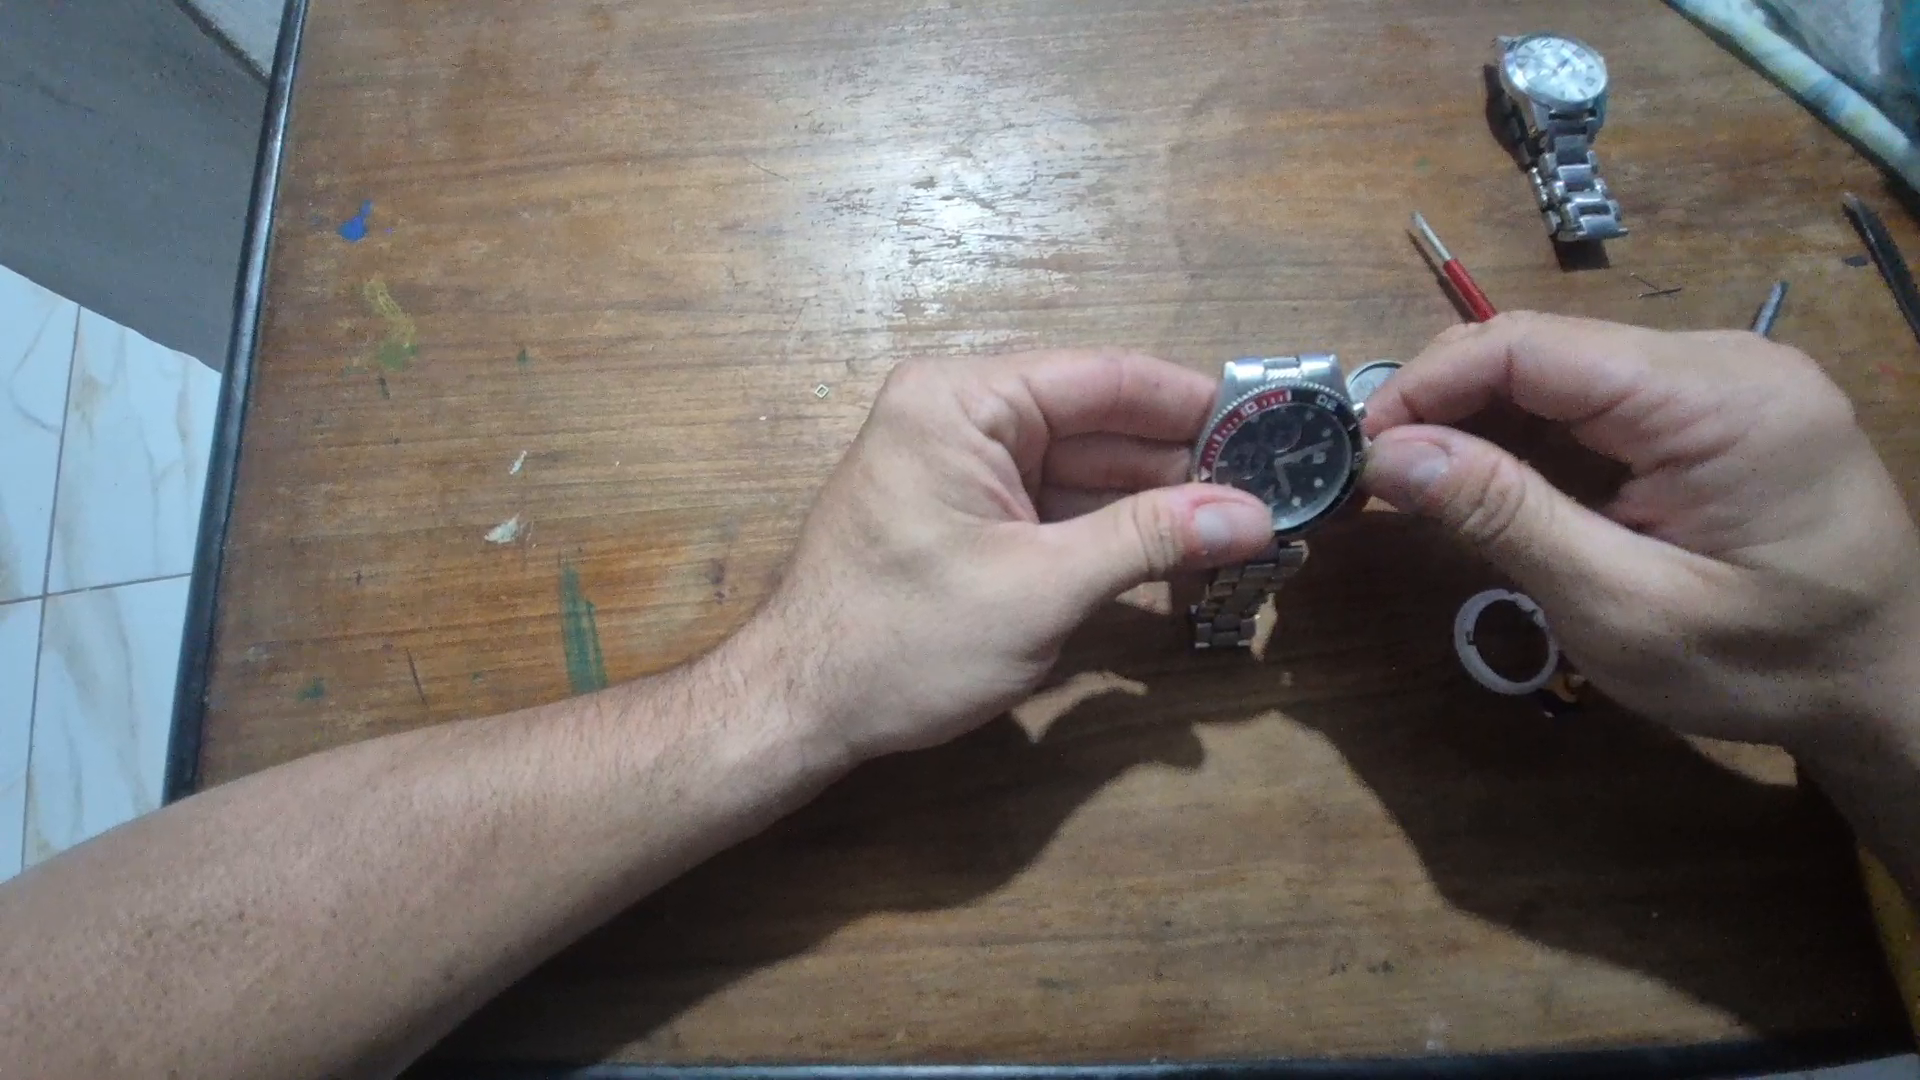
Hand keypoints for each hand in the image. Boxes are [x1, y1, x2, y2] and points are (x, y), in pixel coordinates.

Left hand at [749, 350, 1274, 761]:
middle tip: (1271, 495)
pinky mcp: (969, 513)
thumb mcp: (1039, 588)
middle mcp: (962, 415)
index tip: (1272, 428)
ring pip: (1082, 471)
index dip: (1191, 403)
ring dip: (1152, 506)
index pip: (1101, 377)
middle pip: (1097, 425)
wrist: (805, 706)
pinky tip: (1175, 554)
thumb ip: (1148, 540)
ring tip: (1242, 531)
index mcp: (962, 400)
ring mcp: (964, 466)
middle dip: (1179, 465)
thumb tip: (1256, 515)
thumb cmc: (906, 641)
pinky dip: (1110, 533)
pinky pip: (1055, 508)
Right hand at [1360, 312, 1919, 751]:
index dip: (1424, 386)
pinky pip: (1560, 402)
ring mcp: (1699, 382)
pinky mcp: (1679, 411)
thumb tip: (1384, 456)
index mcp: (1717, 400)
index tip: (1360, 450)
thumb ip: (1502, 518)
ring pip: (1533, 371)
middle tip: (1376, 476)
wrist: (1879, 684)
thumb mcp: (1618, 604)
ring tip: (1412, 485)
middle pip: (1527, 347)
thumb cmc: (1761, 662)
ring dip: (1458, 422)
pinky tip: (1473, 484)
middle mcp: (1712, 364)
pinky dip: (1497, 439)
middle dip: (1434, 403)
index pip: (1529, 346)